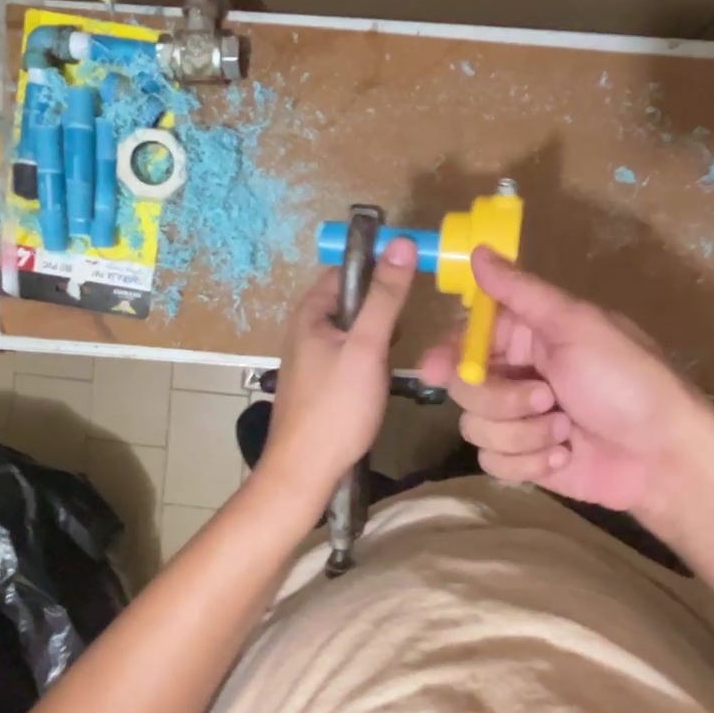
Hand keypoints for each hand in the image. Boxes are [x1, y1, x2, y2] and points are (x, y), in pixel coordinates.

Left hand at [259, 236, 417, 502]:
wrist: (305, 470)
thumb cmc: (336, 406)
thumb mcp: (366, 346)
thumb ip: (385, 297)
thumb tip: (401, 242)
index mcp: (309, 314)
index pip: (345, 272)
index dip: (377, 273)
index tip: (409, 288)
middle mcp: (304, 332)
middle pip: (349, 303)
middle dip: (380, 311)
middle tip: (403, 333)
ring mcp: (309, 361)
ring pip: (350, 334)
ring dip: (376, 340)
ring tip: (393, 359)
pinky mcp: (317, 387)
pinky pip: (347, 360)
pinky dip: (366, 363)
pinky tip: (378, 382)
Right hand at [418, 247, 713, 524]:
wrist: (663, 456)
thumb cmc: (627, 383)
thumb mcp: (576, 326)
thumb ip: (520, 292)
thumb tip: (477, 250)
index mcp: (528, 335)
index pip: (466, 338)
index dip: (448, 354)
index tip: (438, 371)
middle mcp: (517, 375)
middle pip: (463, 387)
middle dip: (502, 400)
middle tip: (545, 398)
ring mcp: (518, 420)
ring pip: (475, 427)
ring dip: (523, 434)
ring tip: (566, 432)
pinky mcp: (523, 459)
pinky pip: (492, 461)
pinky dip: (528, 462)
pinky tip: (564, 457)